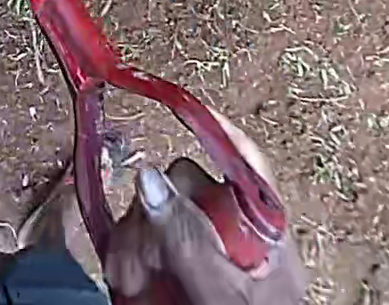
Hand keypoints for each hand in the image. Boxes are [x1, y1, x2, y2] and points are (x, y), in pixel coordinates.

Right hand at [103, 115, 305, 304]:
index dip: (213, 126)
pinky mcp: (184, 268)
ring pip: (160, 210)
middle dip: (149, 210)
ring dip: (135, 237)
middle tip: (132, 254)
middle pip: (184, 183)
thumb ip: (189, 240)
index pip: (244, 160)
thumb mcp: (223, 299)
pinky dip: (134, 253)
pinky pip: (151, 240)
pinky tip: (126, 277)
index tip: (175, 102)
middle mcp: (236, 230)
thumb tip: (148, 176)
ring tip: (126, 278)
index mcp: (263, 230)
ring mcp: (209, 250)